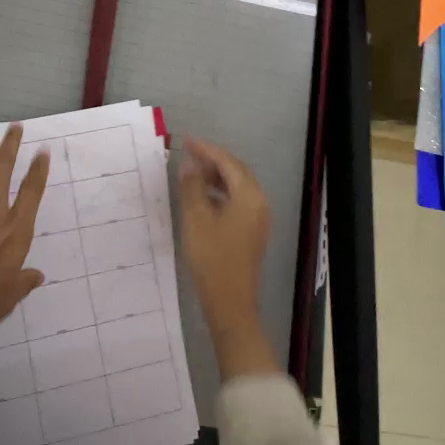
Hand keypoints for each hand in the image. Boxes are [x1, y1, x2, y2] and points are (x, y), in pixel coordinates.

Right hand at [178, 137, 277, 378]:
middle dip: (212, 160)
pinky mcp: (252, 232)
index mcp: (249, 196)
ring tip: (192, 172)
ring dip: (216, 176)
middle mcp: (259, 203)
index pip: (228, 163)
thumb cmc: (212, 259)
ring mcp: (257, 219)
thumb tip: (188, 165)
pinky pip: (237, 201)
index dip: (206, 150)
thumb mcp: (196, 220)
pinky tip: (202, 197)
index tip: (185, 141)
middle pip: (236, 172)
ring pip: (237, 187)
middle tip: (188, 152)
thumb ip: (192, 187)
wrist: (230, 304)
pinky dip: (220, 192)